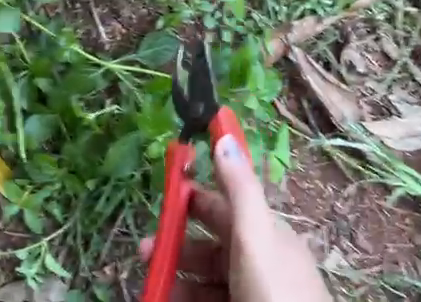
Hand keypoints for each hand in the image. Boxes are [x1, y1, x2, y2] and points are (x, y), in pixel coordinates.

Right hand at [138, 136, 331, 301]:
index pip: (221, 205)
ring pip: (206, 278)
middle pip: (208, 244)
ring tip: (153, 287)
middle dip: (174, 244)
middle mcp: (258, 261)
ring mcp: (252, 292)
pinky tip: (168, 298)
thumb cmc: (275, 292)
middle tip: (145, 252)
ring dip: (176, 277)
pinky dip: (187, 296)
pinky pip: (210, 299)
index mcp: (264, 233)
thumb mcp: (256, 237)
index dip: (191, 198)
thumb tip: (224, 135)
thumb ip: (239, 189)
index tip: (161, 198)